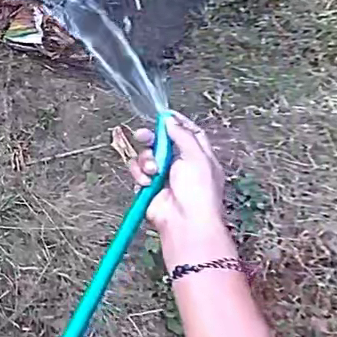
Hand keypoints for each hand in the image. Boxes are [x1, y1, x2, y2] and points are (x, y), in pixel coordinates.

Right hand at [128, 112, 231, 256]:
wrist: (185, 222)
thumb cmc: (198, 192)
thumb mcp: (195, 156)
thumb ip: (181, 135)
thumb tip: (169, 120)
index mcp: (199, 156)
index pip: (188, 133)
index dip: (177, 123)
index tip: (163, 115)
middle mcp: (181, 165)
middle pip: (162, 142)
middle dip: (151, 138)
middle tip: (142, 135)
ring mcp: (164, 176)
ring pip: (146, 156)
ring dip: (146, 160)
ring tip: (152, 171)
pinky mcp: (148, 187)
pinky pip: (137, 171)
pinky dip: (139, 174)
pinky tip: (146, 182)